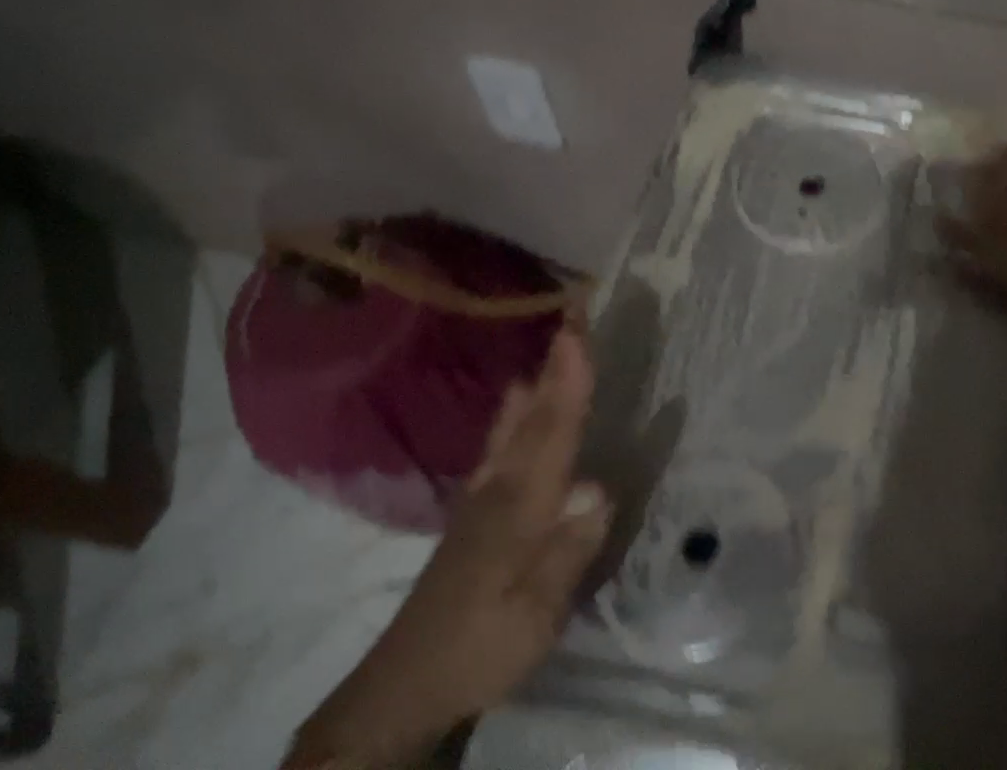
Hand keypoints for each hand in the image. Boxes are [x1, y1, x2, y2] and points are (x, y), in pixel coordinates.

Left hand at [289, 321, 611, 767]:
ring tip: (541, 361)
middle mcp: (498, 492)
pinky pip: (499, 453)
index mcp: (519, 507)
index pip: (552, 433)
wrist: (408, 684)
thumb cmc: (482, 644)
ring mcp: (480, 505)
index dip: (570, 382)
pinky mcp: (472, 523)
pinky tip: (513, 426)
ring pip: (509, 434)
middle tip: (569, 322)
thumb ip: (567, 548)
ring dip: (532, 393)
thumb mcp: (535, 610)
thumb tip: (599, 488)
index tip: (578, 331)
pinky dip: (513, 424)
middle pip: (530, 421)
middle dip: (552, 371)